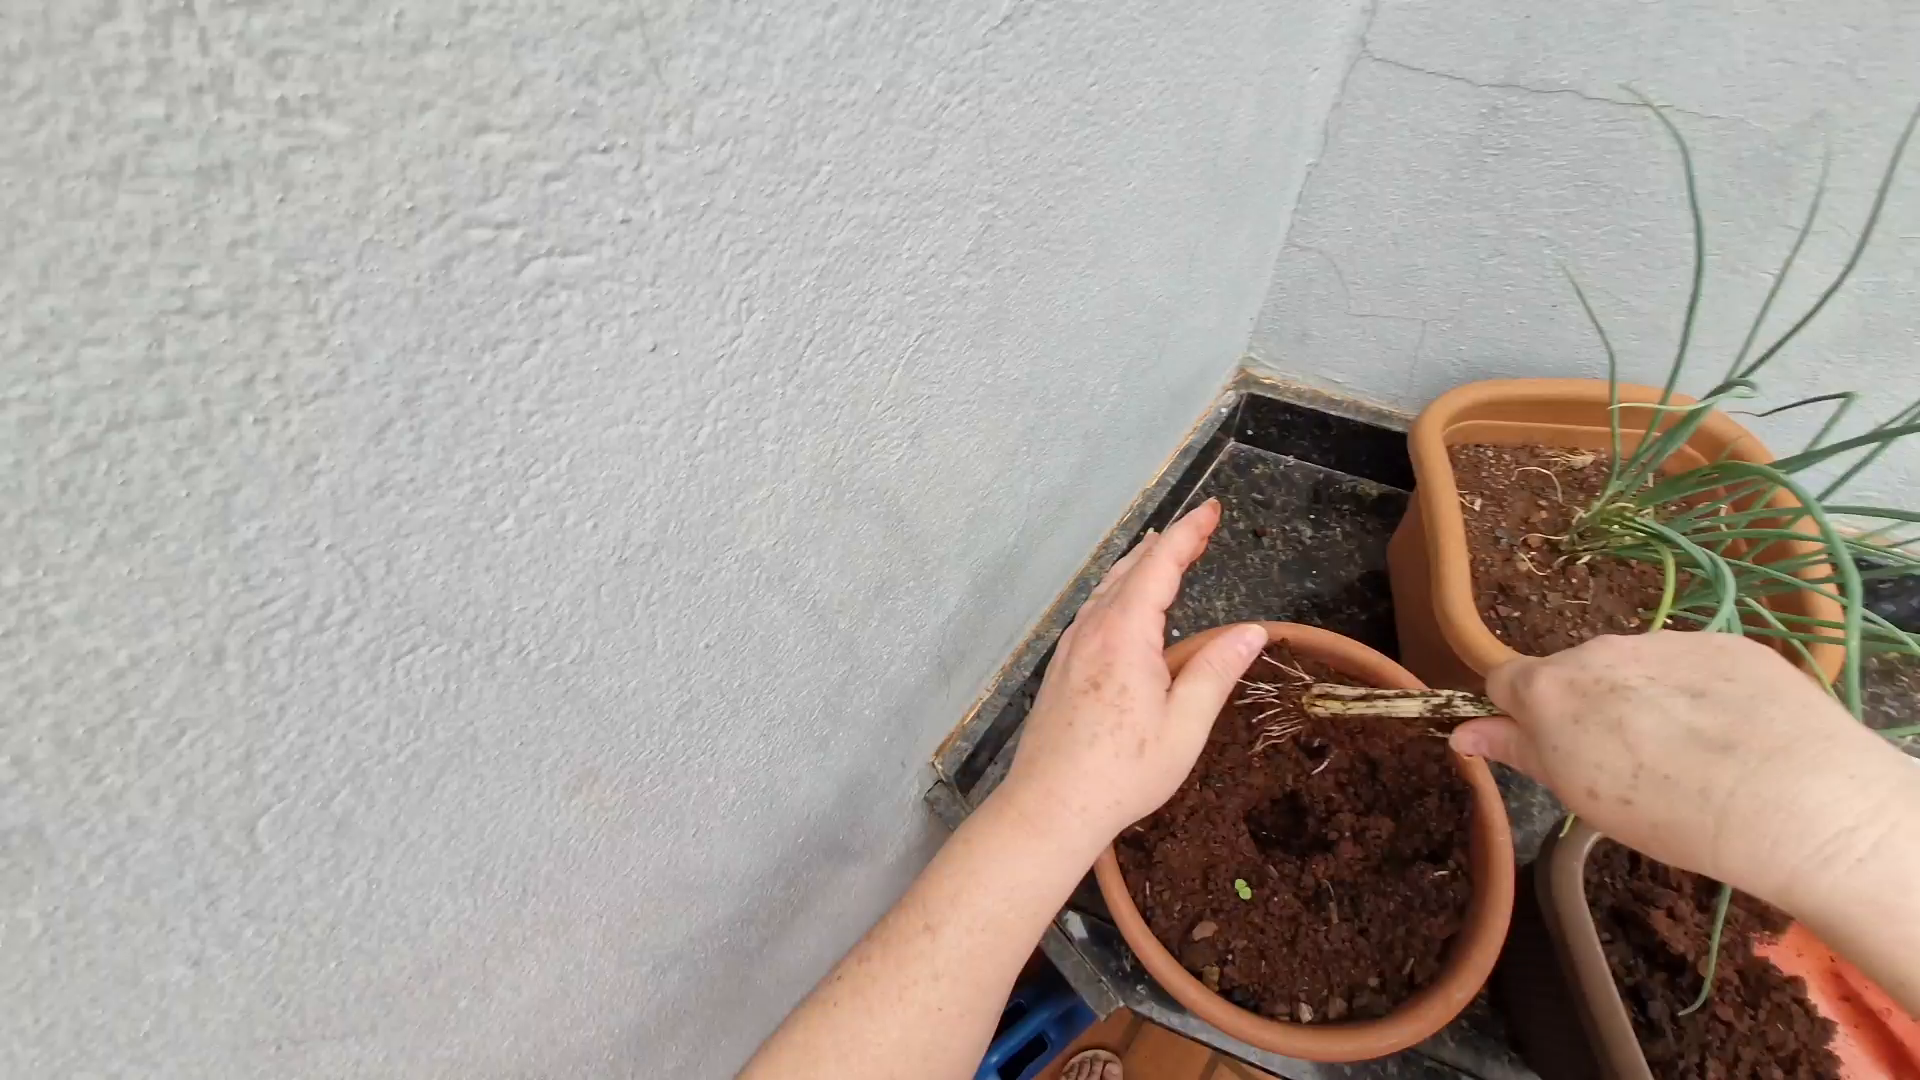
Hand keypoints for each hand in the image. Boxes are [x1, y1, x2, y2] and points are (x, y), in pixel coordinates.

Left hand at [997, 499, 1266, 852]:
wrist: (1049, 803)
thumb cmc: (1122, 772)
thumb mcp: (1184, 727)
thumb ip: (1216, 672)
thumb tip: (1252, 630)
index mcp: (1124, 634)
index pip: (1159, 566)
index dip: (1188, 533)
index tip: (1211, 508)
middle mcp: (1092, 629)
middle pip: (1131, 569)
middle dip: (1169, 542)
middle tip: (1201, 526)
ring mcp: (1071, 645)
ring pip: (1107, 588)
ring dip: (1140, 564)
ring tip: (1165, 550)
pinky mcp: (1062, 664)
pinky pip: (1093, 609)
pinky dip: (1118, 589)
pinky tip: (1125, 601)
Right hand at [1450, 631, 1912, 908]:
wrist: (1802, 807)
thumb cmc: (1665, 811)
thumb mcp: (1574, 791)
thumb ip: (1513, 750)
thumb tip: (1459, 733)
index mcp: (1545, 686)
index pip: (1503, 681)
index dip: (1522, 714)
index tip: (1552, 745)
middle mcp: (1593, 650)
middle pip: (1569, 672)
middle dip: (1584, 703)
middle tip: (1626, 756)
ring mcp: (1661, 641)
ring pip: (1631, 665)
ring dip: (1640, 693)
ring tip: (1690, 746)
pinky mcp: (1725, 643)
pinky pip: (1691, 661)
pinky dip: (1698, 688)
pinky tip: (1731, 729)